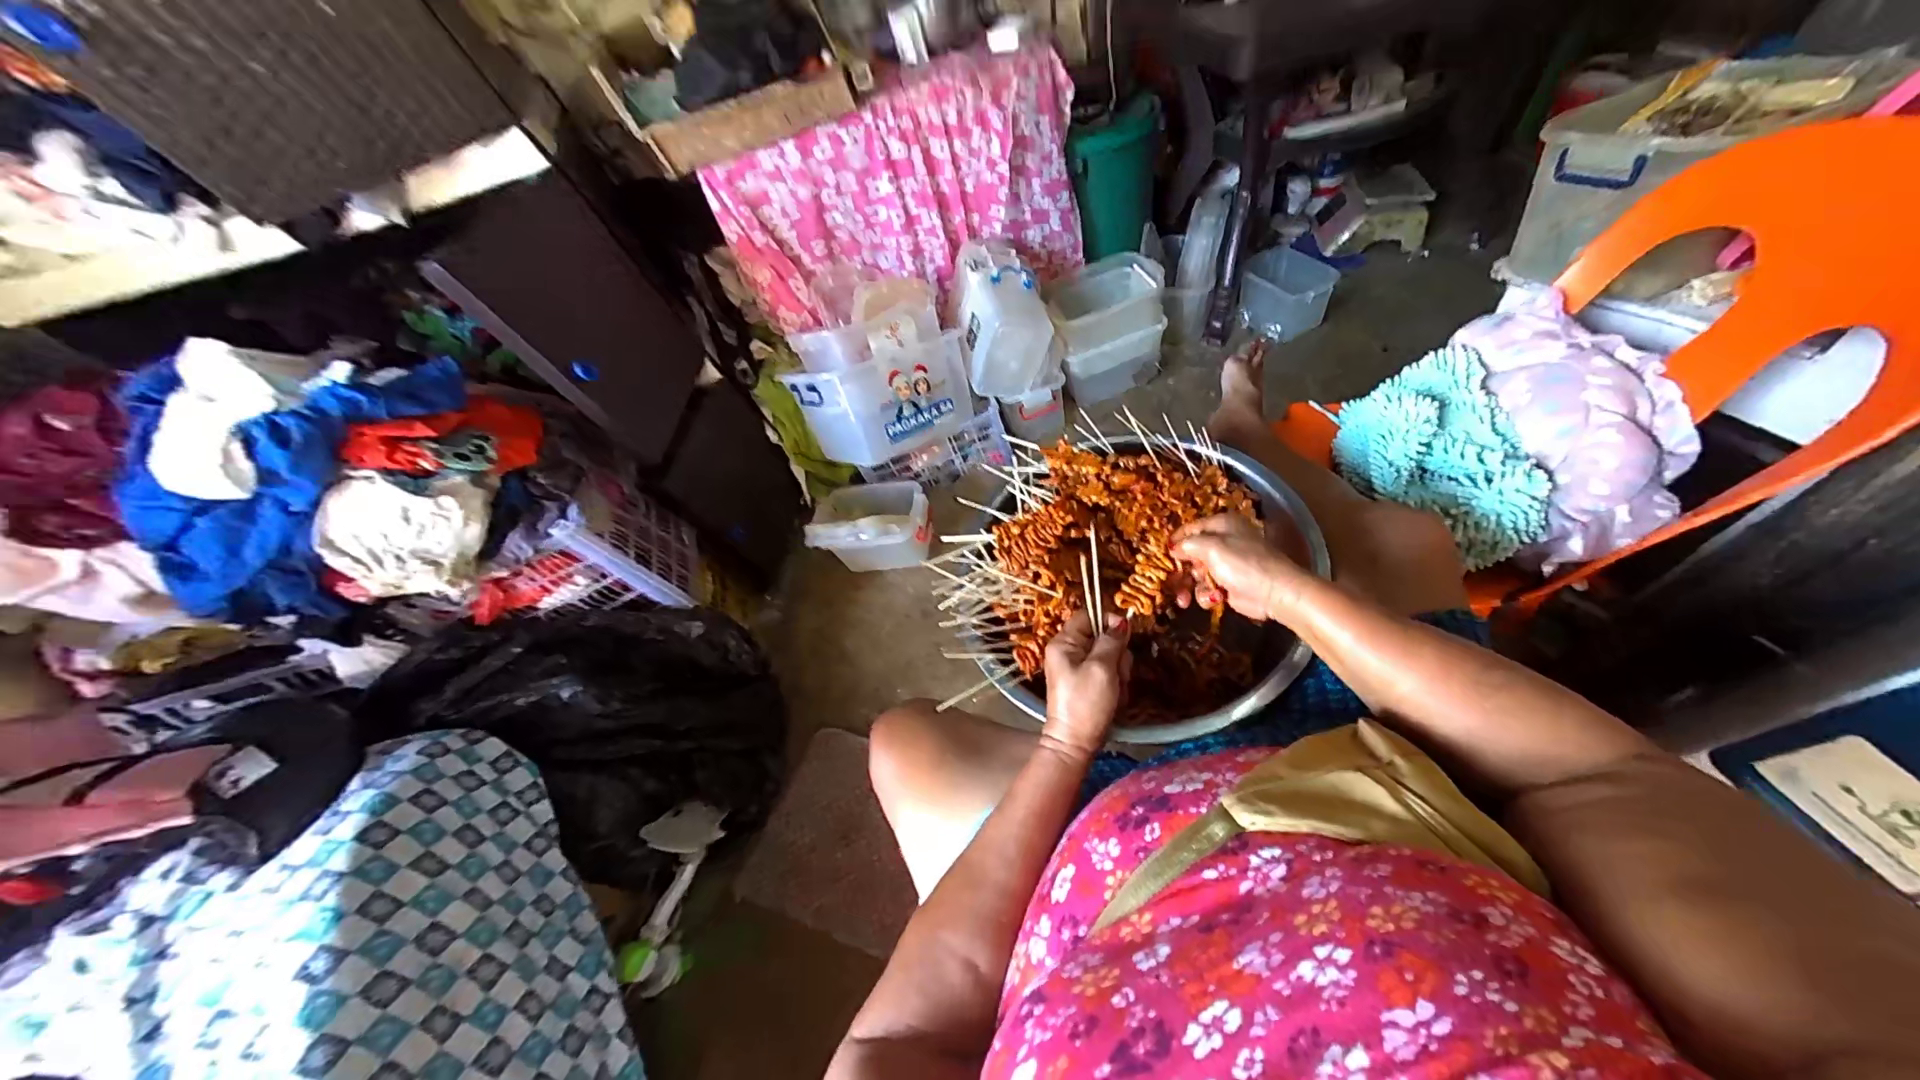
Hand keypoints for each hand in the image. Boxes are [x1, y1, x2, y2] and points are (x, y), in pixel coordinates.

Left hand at [1040, 609, 1131, 758]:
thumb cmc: (1086, 704)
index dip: (1108, 620)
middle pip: (1102, 637)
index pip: (1087, 615)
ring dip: (1119, 672)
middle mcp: (1067, 652)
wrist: (1075, 742)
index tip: (1124, 634)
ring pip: (1109, 656)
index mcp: (1063, 643)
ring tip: (1115, 689)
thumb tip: (1120, 620)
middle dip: (1117, 654)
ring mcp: (1077, 668)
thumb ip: (1112, 641)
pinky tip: (1114, 697)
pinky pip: (1108, 673)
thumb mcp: (1102, 668)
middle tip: (1116, 673)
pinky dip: (1115, 684)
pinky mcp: (1086, 683)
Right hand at [1171, 514, 1307, 623]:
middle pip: (1190, 553)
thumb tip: (1173, 548)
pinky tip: (1212, 600)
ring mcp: (1225, 564)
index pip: (1190, 528)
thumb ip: (1188, 544)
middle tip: (1171, 582)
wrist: (1275, 592)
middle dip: (1180, 570)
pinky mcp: (1228, 584)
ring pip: (1195, 573)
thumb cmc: (1243, 563)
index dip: (1175, 540)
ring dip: (1189, 587)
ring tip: (1184, 600)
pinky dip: (1206, 595)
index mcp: (1221, 525)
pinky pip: (1207, 587)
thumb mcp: (1212, 547)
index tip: (1163, 553)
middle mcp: (1222, 541)